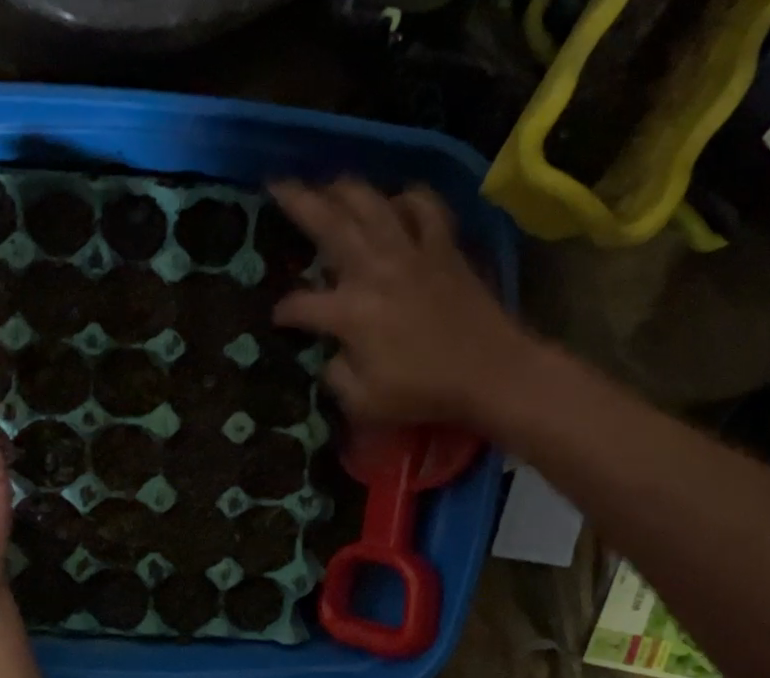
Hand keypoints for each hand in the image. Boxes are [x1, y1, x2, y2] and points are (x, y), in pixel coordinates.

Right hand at [269, 178, 540, 424]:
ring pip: (373, 204)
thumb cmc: (424, 391)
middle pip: (329, 225)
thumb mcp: (362, 401)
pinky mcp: (444, 249)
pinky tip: (398, 200)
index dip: (284, 313)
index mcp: (350, 312)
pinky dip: (409, 199)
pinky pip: (426, 209)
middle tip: (277, 183)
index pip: (300, 304)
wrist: (492, 372)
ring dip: (346, 189)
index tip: (279, 320)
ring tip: (329, 183)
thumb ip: (334, 375)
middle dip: (298, 202)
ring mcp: (412, 253)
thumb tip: (329, 354)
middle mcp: (375, 271)